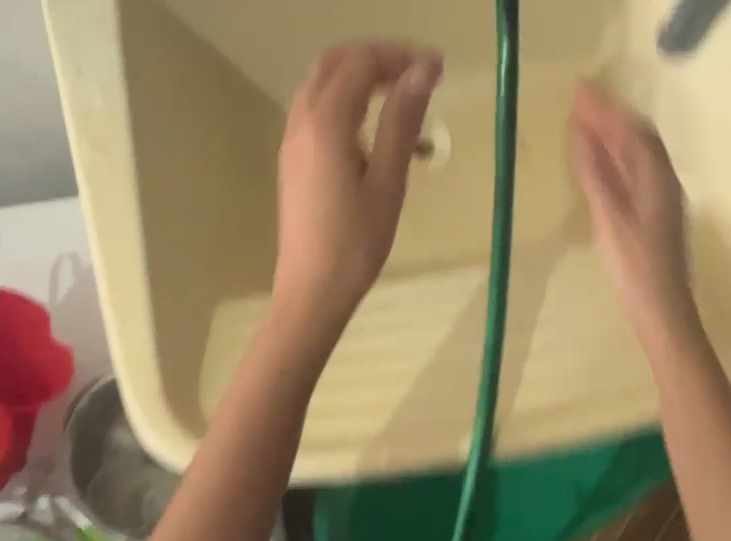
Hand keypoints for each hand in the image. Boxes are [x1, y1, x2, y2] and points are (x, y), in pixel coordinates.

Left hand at [272, 42, 442, 327]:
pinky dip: (345, 104)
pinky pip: (316, 114)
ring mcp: (292, 143)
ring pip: (322, 87)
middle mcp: (302, 122)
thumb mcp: (387, 184)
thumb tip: (422, 72)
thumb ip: (402, 123)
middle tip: (416, 76)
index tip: (438, 69)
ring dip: (360, 80)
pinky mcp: (293, 165)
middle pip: (335, 63)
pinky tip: (372, 135)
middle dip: (377, 59)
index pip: (362, 64)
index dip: (400, 56)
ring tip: (400, 102)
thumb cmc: (355, 245)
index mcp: (326, 123)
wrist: (311, 293)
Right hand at [569, 83, 700, 348]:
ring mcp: (663, 200)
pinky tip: (605, 166)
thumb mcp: (611, 221)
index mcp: (654, 177)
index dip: (604, 110)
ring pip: (640, 155)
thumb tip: (582, 135)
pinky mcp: (658, 217)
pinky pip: (639, 173)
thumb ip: (597, 176)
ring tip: (589, 127)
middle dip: (611, 117)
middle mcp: (664, 181)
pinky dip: (619, 159)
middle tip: (582, 103)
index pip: (628, 131)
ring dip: (615, 137)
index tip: (579, 90)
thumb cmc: (635, 269)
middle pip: (638, 138)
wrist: (663, 310)